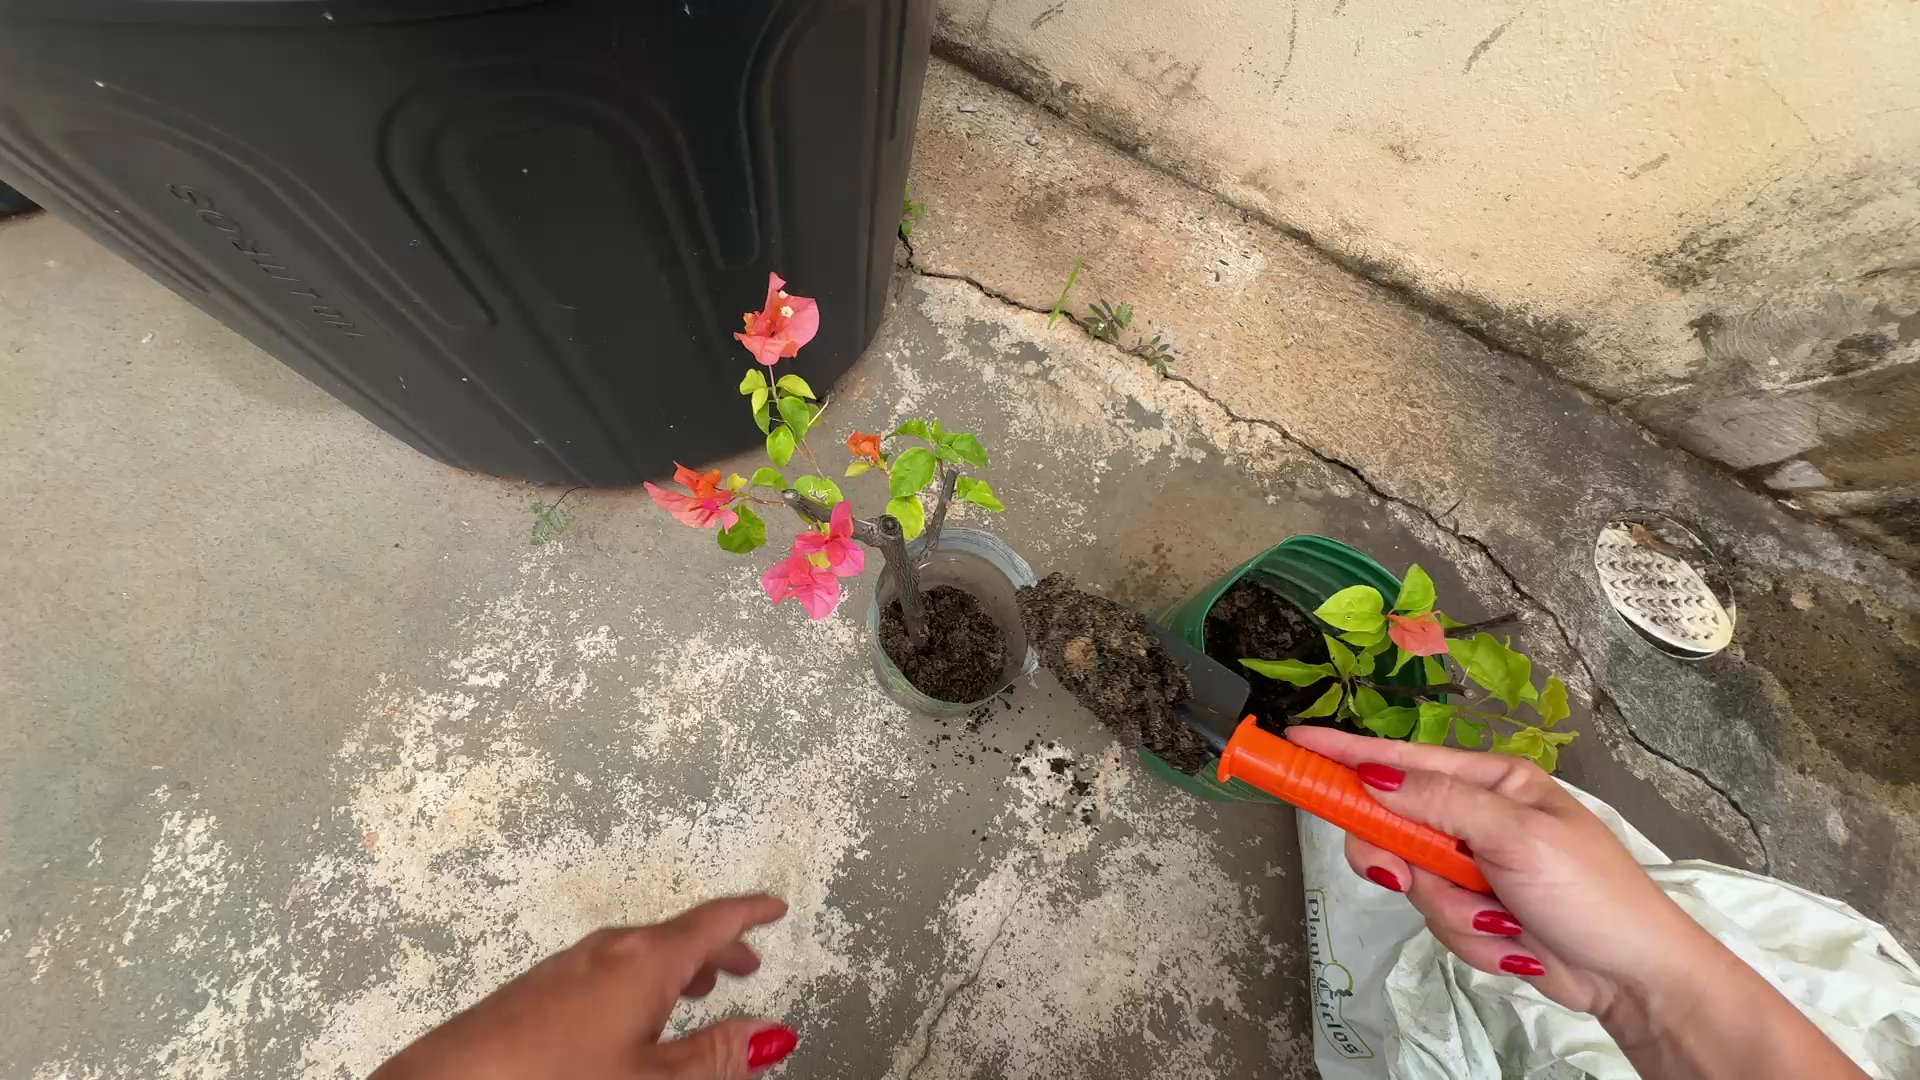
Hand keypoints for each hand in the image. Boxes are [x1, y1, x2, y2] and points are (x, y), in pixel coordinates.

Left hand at [372, 894, 798, 1079]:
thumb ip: (714, 1057)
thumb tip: (774, 1033)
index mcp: (648, 958)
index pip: (715, 920)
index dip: (752, 912)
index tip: (779, 906)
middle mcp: (612, 947)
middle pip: (680, 934)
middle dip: (719, 947)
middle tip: (748, 966)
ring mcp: (569, 964)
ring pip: (643, 953)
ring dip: (680, 966)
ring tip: (697, 990)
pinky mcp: (536, 989)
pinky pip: (612, 967)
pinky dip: (643, 980)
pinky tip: (629, 1016)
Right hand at [1284, 727, 1719, 1025]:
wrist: (1638, 984)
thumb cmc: (1593, 894)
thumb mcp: (1518, 837)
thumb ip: (1440, 802)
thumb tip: (1372, 777)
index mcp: (1487, 781)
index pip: (1400, 759)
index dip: (1345, 751)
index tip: (1297, 741)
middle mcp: (1468, 814)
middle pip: (1387, 819)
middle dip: (1393, 853)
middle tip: (1397, 875)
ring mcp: (1463, 860)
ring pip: (1403, 870)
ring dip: (1444, 904)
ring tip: (1492, 923)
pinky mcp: (1463, 903)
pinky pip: (1427, 908)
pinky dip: (1461, 930)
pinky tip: (1504, 940)